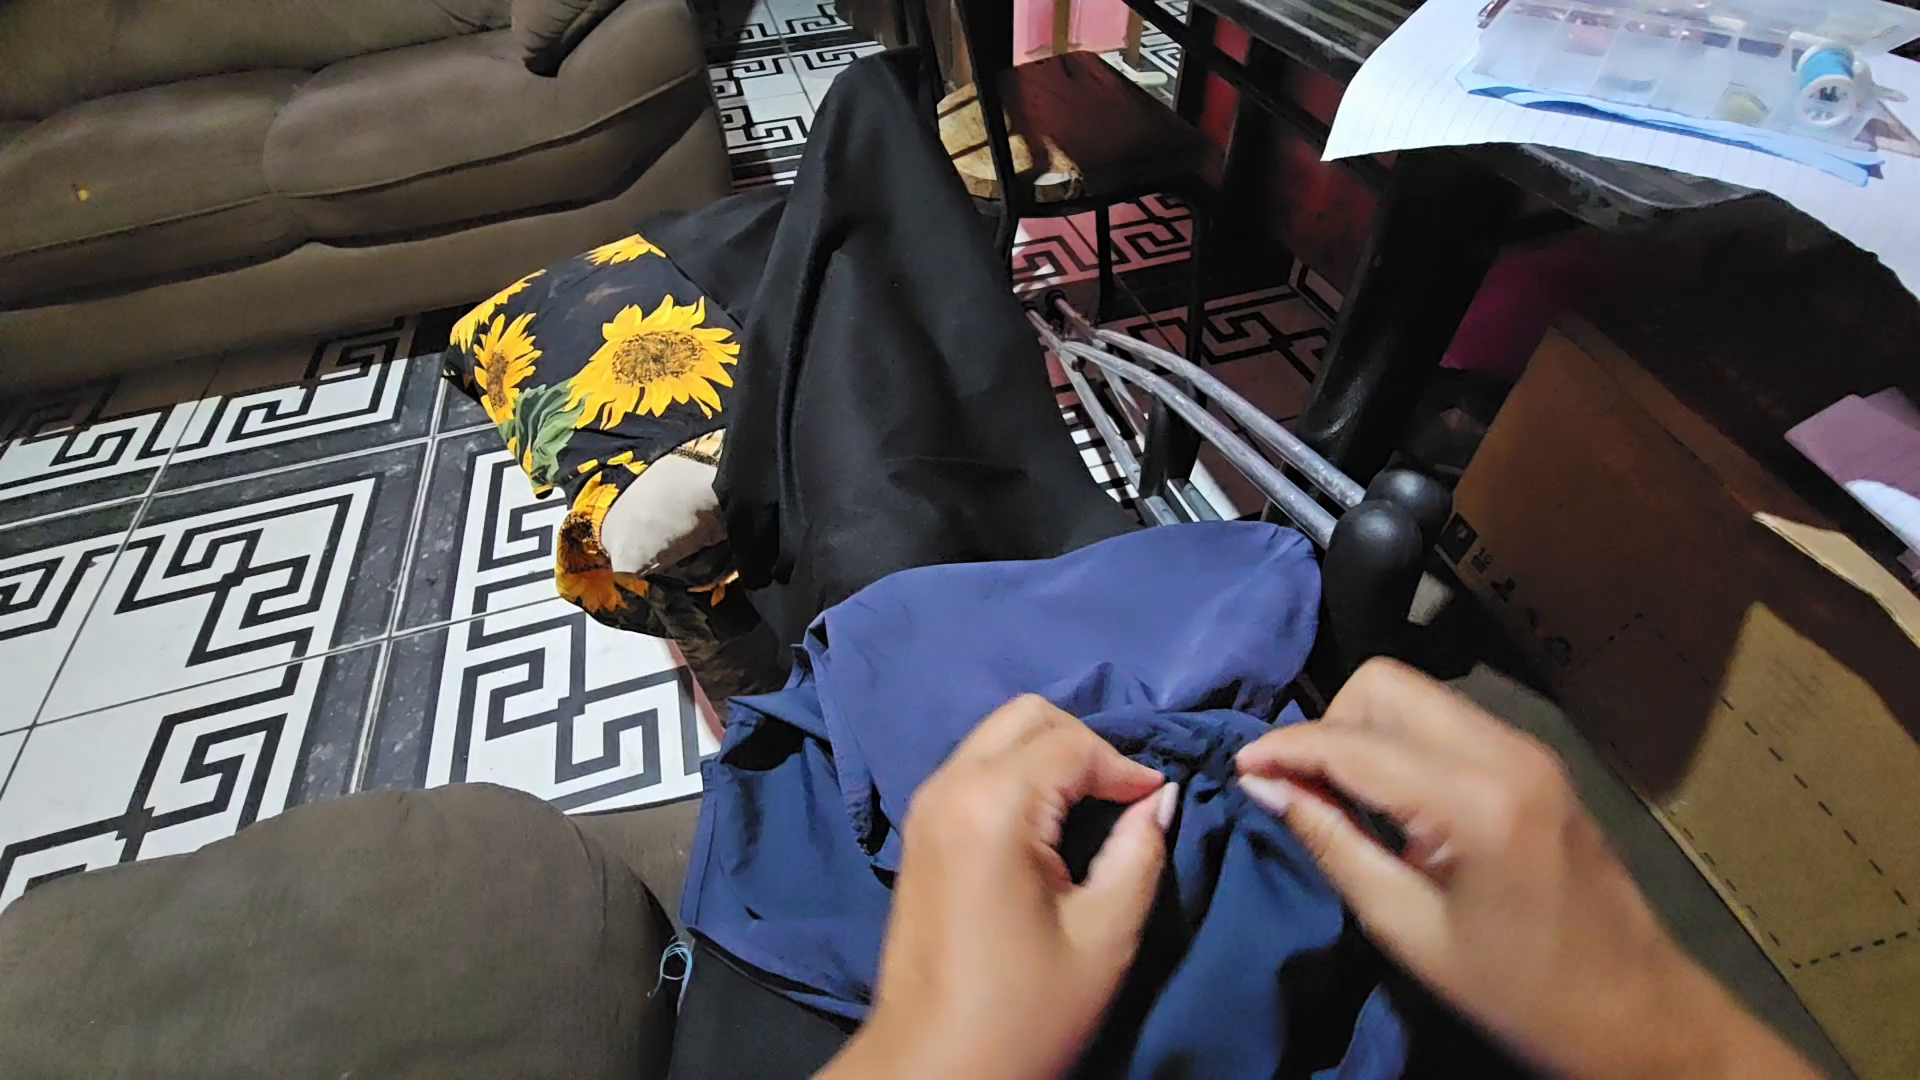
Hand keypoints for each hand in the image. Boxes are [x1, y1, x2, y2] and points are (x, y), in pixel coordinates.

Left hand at [816, 695, 1174, 1079]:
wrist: (931, 1067)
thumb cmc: (1025, 1010)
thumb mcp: (1104, 935)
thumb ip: (1139, 850)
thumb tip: (1159, 796)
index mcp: (993, 803)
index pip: (1071, 743)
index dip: (1124, 765)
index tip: (1157, 798)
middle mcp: (951, 782)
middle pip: (1027, 715)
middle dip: (1084, 742)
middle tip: (1121, 794)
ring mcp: (928, 798)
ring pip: (999, 732)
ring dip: (1051, 752)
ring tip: (1092, 802)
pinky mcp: (921, 821)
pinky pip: (978, 762)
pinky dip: (1021, 769)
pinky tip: (1049, 815)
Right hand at [1235, 659, 1817, 1079]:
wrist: (1647, 1021)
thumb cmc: (1520, 991)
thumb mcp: (1403, 925)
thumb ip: (1326, 837)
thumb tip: (1259, 783)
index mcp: (1473, 802)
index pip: (1349, 741)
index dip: (1282, 748)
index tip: (1242, 769)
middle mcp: (1502, 752)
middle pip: (1380, 683)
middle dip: (1328, 726)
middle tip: (1312, 787)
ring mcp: (1523, 747)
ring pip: (1406, 690)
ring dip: (1360, 728)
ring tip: (1349, 793)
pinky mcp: (1530, 756)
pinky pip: (1437, 715)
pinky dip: (1394, 737)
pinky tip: (1393, 793)